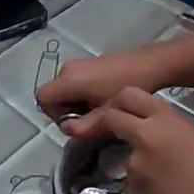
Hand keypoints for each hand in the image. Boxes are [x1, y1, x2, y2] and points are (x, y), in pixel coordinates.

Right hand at [37, 45, 179, 121]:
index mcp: (70, 79)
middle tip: (92, 119)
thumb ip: (84, 125)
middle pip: (55, 95)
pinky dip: (84, 94)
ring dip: (78, 104)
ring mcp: (78, 64)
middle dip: (69, 111)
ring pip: (66, 90)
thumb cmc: (127, 87)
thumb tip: (66, 130)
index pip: (43, 97)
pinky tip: (105, 98)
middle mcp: (69, 68)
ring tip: (101, 109)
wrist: (150, 64)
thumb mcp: (107, 112)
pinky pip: (75, 82)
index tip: (76, 121)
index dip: (54, 114)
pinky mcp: (88, 63)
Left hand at [65, 88, 193, 193]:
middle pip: (112, 117)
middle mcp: (148, 133)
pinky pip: (134, 183)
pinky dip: (144, 188)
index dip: (120, 101)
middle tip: (111, 134)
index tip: (119, 110)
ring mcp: (138, 160)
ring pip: (125, 156)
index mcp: (169, 118)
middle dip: (108, 124)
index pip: (131, 95)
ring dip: (137, 166)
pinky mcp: (135, 187)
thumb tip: (163, 139)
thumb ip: (173, 134)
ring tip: (165, 184)